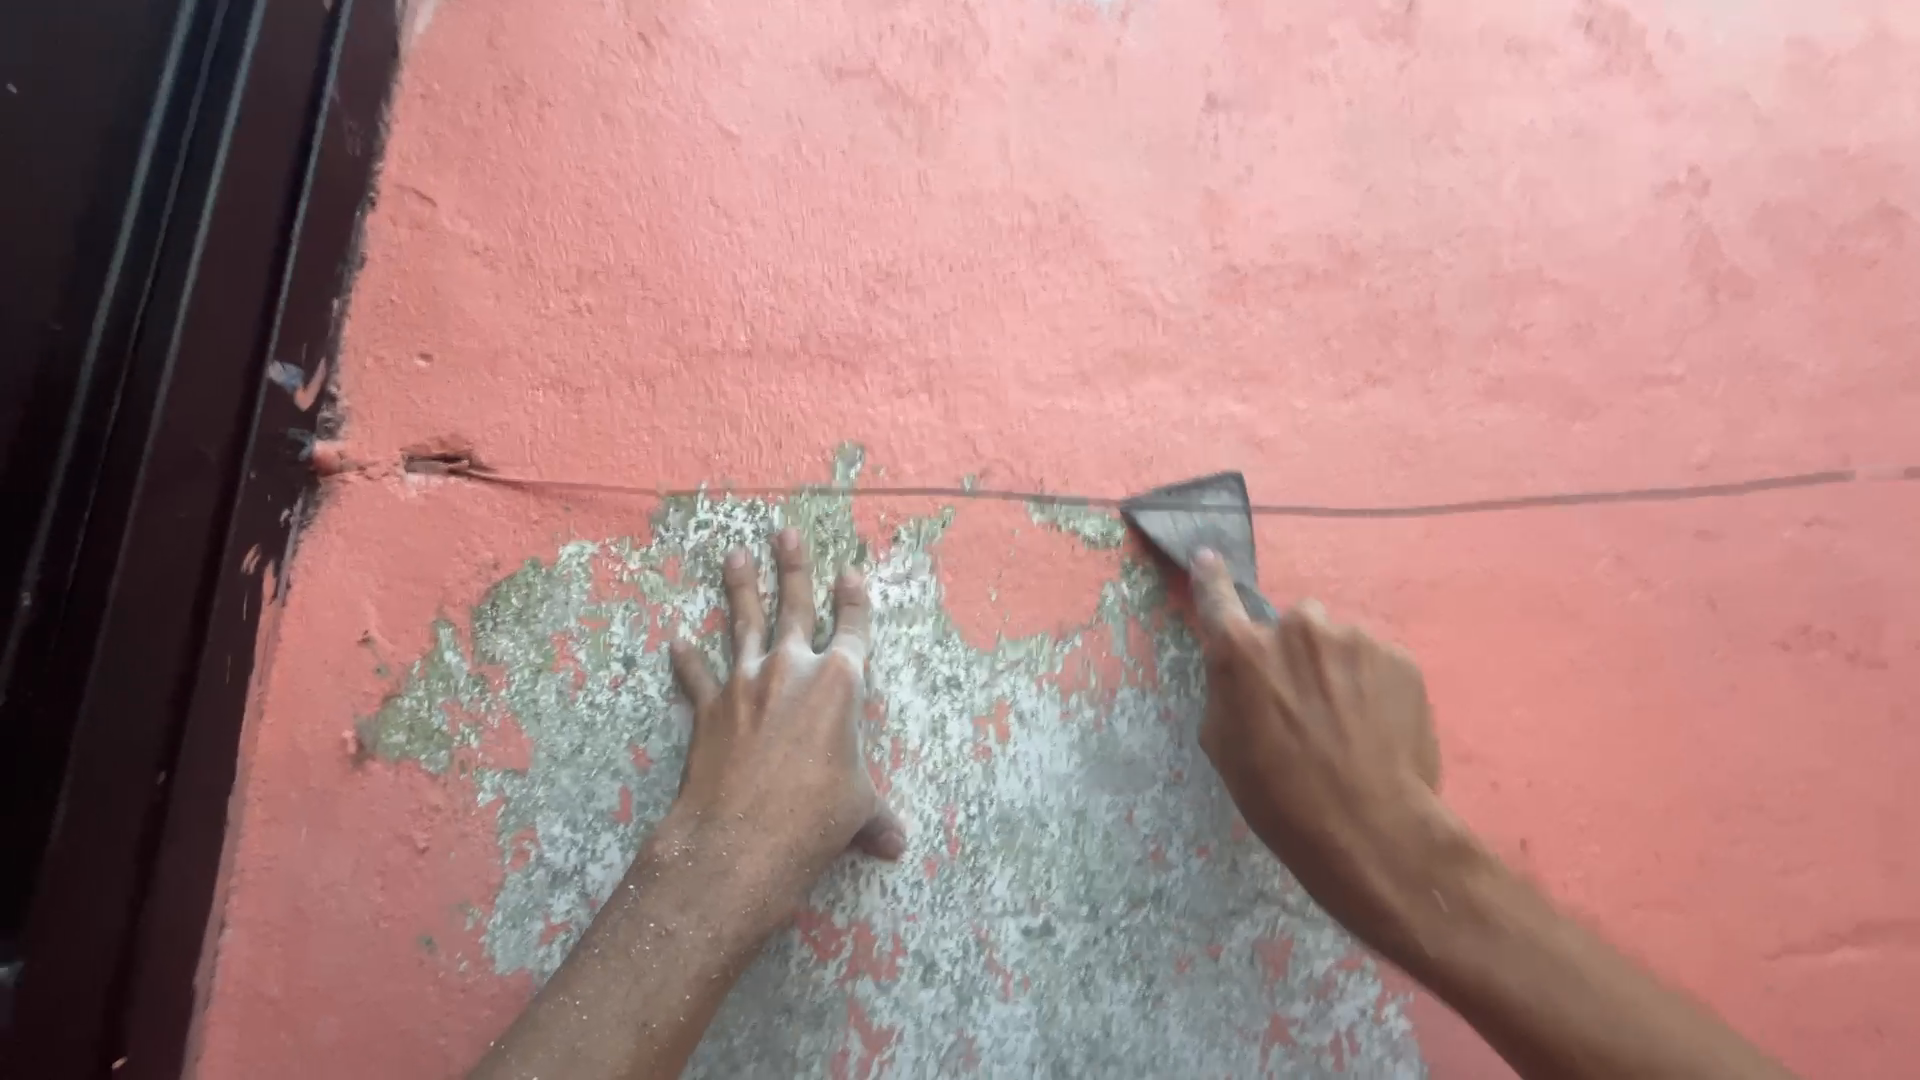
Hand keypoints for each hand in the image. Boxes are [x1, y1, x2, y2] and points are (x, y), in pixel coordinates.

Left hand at [661, 528, 904, 924]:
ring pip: (744, 622)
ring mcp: (748, 682)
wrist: (743, 838)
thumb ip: (877, 817)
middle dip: (794, 567)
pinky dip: (688, 660)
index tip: (850, 572)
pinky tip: (677, 642)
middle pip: (796, 605)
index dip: (854, 598)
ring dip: (740, 587)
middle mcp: (794, 668)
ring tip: (735, 555)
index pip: (854, 627)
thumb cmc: (817, 817)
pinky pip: (697, 675)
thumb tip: (897, 846)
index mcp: (840, 683)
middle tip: (786, 533)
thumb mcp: (859, 810)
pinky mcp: (710, 707)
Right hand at [1189, 548, 1453, 956]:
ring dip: (1336, 667)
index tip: (1209, 558)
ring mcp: (1352, 638)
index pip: (1216, 597)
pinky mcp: (1400, 657)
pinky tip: (1378, 726)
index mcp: (1241, 650)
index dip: (1211, 577)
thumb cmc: (1276, 794)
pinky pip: (1375, 661)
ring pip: (1337, 642)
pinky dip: (1374, 684)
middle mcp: (1295, 628)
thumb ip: (1228, 689)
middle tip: (1305, 700)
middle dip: (1295, 651)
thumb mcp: (1222, 743)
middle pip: (1291, 624)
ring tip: (1349, 720)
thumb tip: (1243, 673)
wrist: (1369, 828)